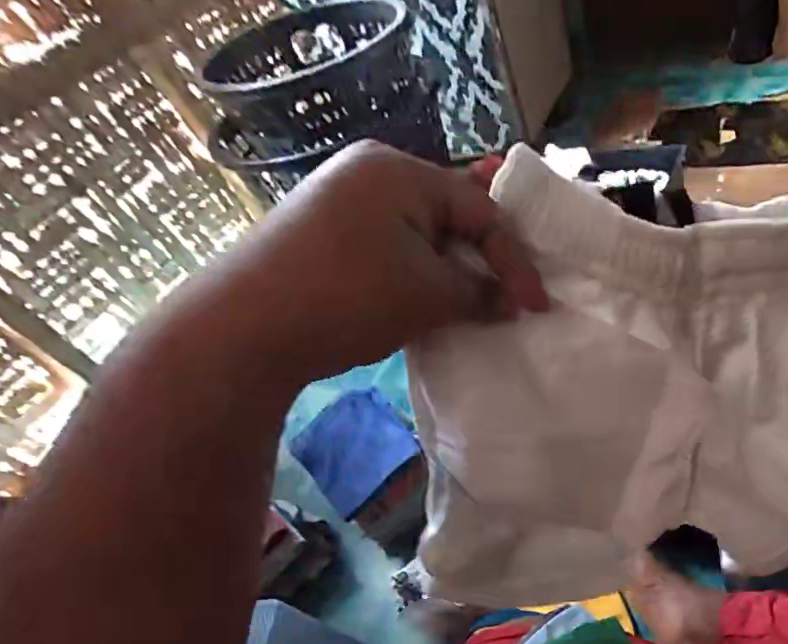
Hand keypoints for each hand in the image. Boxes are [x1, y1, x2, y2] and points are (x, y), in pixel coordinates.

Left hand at [150, 141, 548, 384]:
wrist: (250, 328)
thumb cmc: (350, 297)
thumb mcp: (430, 295)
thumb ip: (482, 293)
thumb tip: (514, 302)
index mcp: (399, 172)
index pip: (481, 210)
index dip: (515, 261)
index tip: (537, 306)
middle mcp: (373, 174)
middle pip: (455, 215)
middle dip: (488, 261)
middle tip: (515, 299)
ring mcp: (348, 203)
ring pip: (428, 235)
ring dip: (459, 272)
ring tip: (482, 304)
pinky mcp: (335, 235)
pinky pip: (401, 249)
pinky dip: (428, 276)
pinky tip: (440, 302)